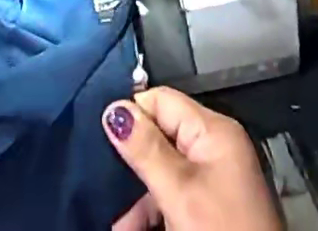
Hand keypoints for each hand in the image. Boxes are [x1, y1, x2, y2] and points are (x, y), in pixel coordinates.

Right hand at [102, 88, 279, 230]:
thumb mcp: (178, 192)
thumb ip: (144, 147)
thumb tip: (112, 107)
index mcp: (214, 132)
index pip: (159, 100)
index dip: (131, 117)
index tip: (103, 141)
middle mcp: (215, 147)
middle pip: (158, 134)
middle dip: (130, 161)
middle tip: (102, 178)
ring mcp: (215, 178)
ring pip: (161, 169)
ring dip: (136, 195)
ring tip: (118, 222)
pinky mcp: (212, 205)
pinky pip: (173, 193)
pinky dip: (152, 210)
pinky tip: (131, 226)